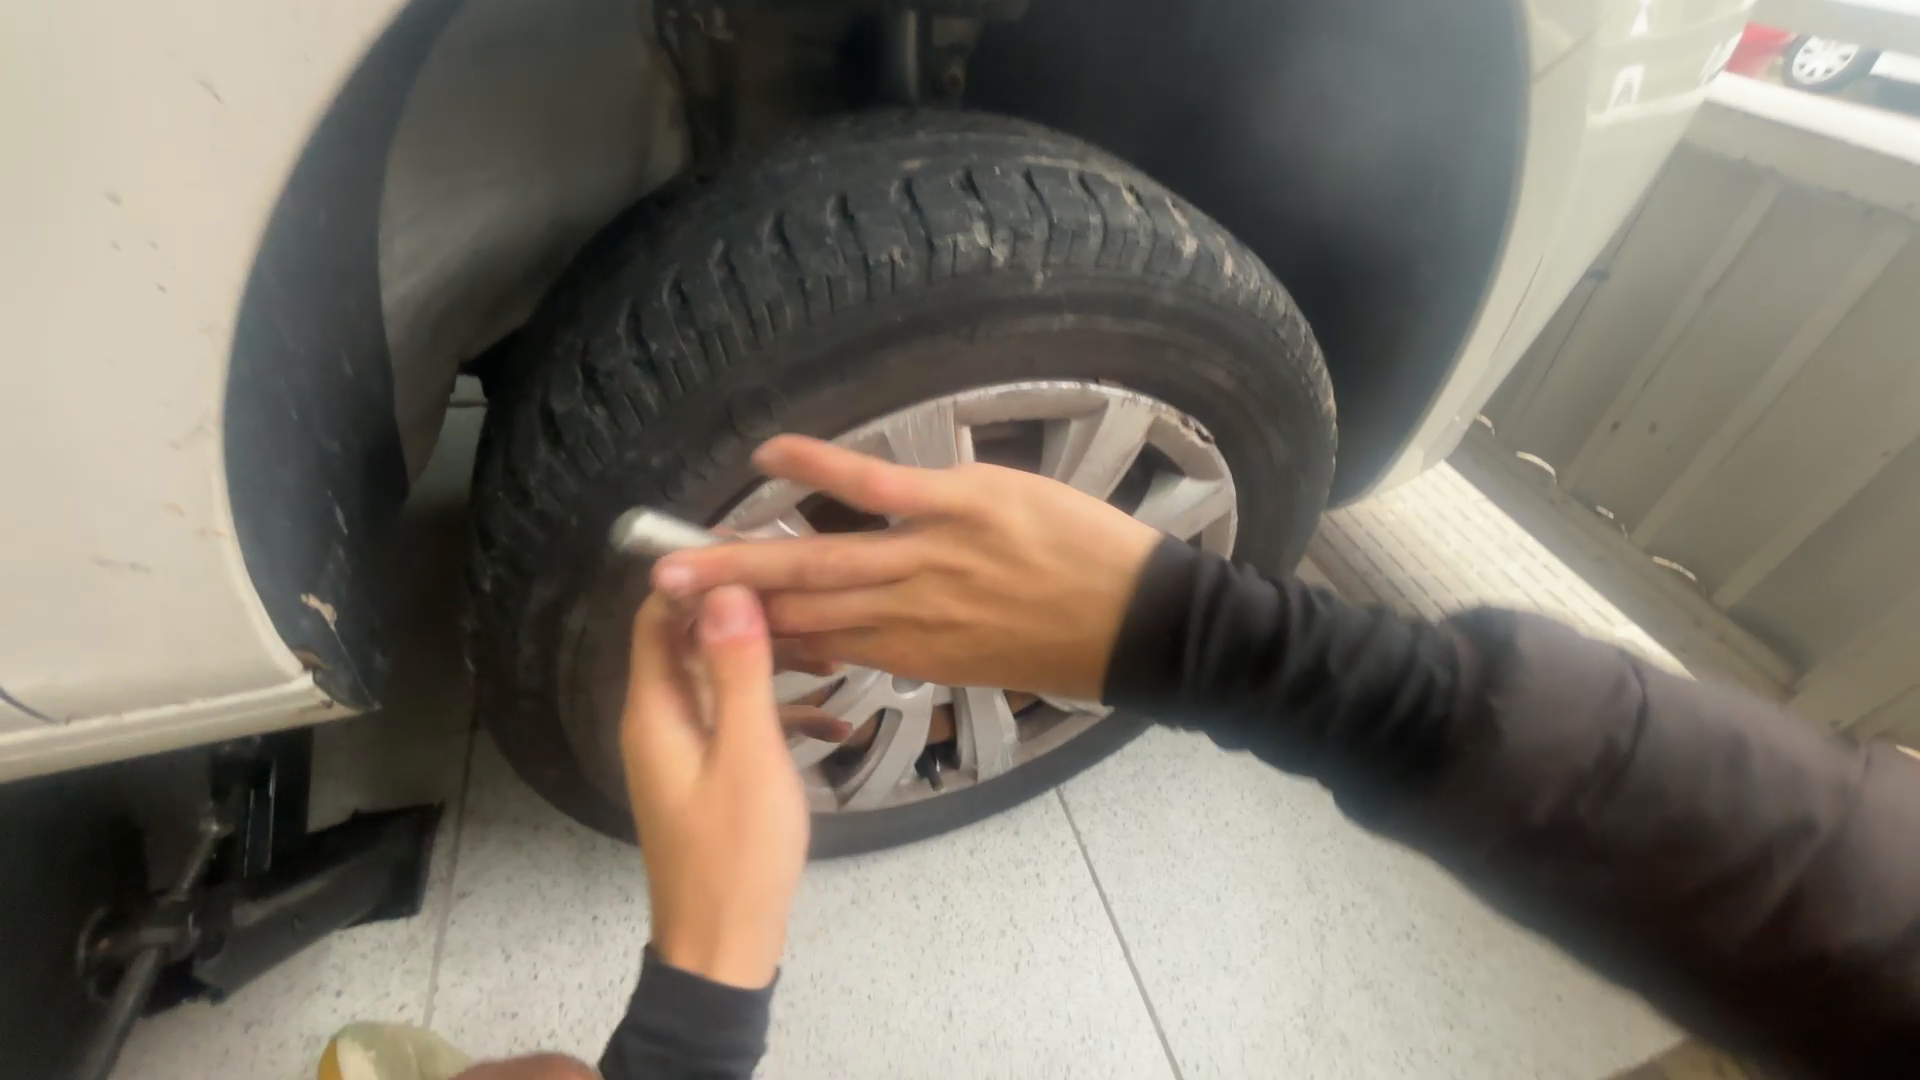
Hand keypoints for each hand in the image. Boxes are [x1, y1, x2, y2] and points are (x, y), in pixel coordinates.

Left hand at [623, 586, 806, 988]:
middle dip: (748, 616)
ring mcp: (687, 748)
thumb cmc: (737, 850)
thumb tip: (729, 589)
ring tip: (834, 652)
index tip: (758, 555)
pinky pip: (741, 722)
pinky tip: (836, 722)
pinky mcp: (712, 772)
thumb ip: (739, 671)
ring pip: (724, 680)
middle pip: (694, 643)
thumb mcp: (748, 754)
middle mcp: (662, 720)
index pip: (660, 618)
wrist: (726, 946)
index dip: (698, 581)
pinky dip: (781, 713)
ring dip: (772, 662)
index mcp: (657, 709)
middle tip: (810, 596)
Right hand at [651, 436, 1163, 700]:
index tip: (711, 634)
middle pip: (802, 610)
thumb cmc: (1068, 647)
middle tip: (663, 596)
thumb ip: (923, 646)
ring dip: (747, 556)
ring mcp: (929, 556)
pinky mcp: (959, 506)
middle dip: (729, 606)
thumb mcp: (987, 664)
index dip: (761, 639)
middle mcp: (906, 613)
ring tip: (684, 554)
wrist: (1139, 624)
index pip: (820, 647)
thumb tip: (870, 628)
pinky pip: (875, 486)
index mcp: (914, 653)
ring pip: (821, 560)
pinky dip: (819, 467)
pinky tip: (769, 454)